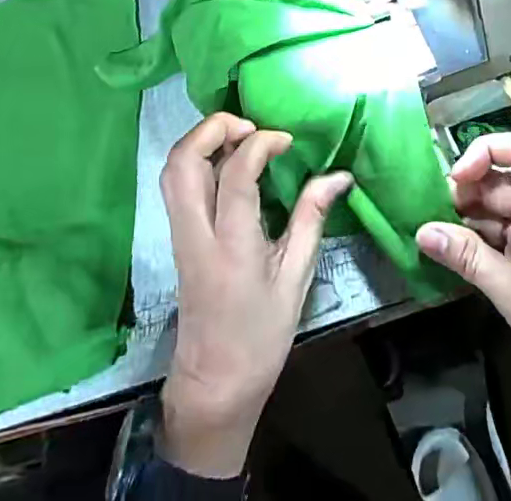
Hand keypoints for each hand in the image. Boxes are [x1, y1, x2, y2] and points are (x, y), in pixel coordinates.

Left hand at [158, 113, 353, 478]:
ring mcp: (179, 236)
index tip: (286, 141)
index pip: (235, 175)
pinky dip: (197, 159)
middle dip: (213, 128)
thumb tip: (338, 175)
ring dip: (201, 140)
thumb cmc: (261, 336)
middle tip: (251, 126)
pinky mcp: (177, 238)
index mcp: (231, 247)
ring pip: (172, 170)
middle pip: (183, 162)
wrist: (214, 383)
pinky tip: (228, 161)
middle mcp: (196, 234)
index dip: (260, 144)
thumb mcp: (296, 279)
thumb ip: (311, 219)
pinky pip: (176, 185)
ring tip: (241, 136)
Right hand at [414, 132, 510, 430]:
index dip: (485, 153)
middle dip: (469, 189)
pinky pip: (507, 239)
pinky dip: (480, 243)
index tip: (454, 181)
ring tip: (433, 232)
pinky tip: (452, 253)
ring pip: (504, 211)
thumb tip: (423, 231)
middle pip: (508, 180)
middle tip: (431, 213)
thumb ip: (470, 260)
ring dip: (470, 217)